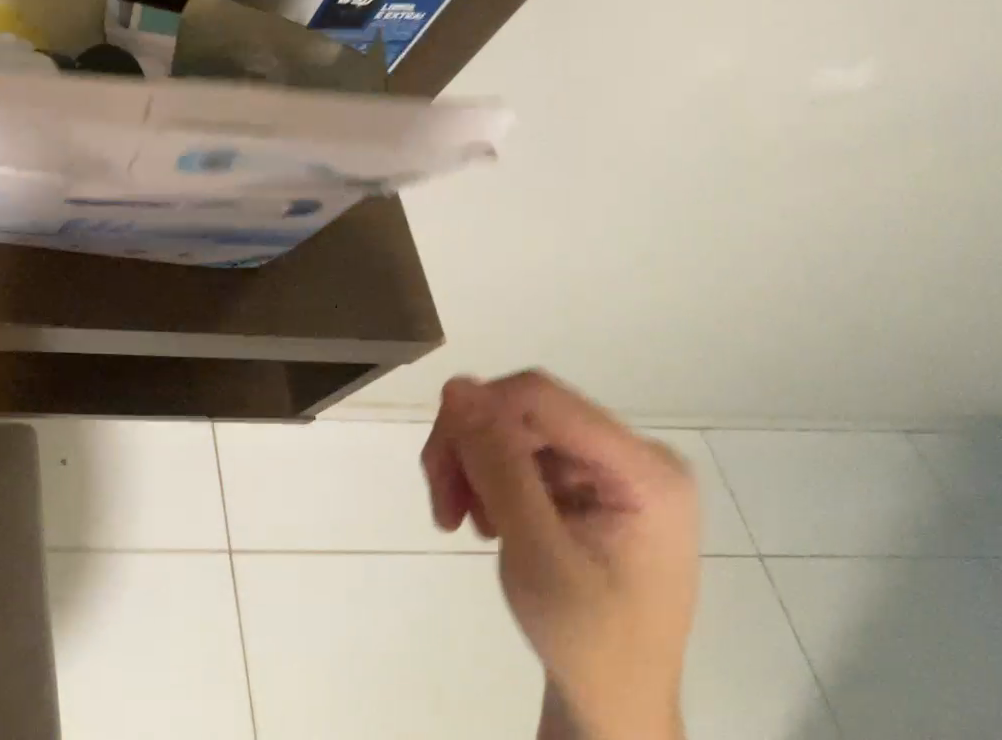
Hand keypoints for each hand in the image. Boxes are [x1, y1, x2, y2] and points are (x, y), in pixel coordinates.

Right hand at [421, 371, 699, 739]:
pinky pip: (517, 455)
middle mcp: (632, 456)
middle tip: (441, 507)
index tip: (438, 469)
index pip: (539, 398)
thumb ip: (498, 464)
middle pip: (519, 413)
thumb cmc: (586, 636)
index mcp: (644, 470)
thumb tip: (458, 385)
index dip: (475, 416)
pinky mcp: (588, 485)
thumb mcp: (536, 550)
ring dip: (469, 469)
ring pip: (509, 431)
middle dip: (467, 451)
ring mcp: (610, 470)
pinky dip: (485, 482)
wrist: (612, 698)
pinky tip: (482, 521)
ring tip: (454, 520)